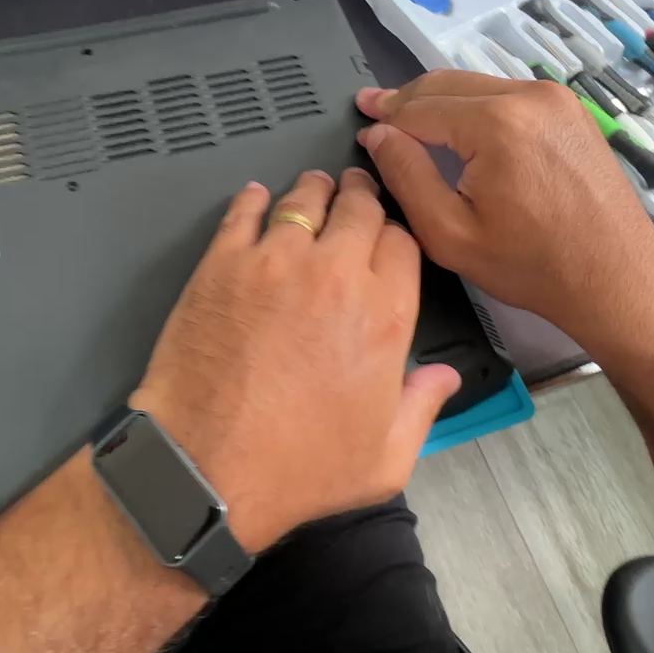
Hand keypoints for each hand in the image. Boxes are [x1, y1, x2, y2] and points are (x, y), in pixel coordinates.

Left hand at [128, 169, 460, 553]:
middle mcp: (335, 274)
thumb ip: (422, 408)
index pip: (402, 243)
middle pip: (358, 209)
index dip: (396, 234)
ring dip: (314, 189)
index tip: (386, 234)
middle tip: (355, 188)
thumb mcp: (385, 459)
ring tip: (315, 185)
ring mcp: (275, 261)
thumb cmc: (299, 467)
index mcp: (384, 315)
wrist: (208, 464)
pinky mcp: (223, 262)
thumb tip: (445, 377)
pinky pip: (243, 212)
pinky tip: (256, 195)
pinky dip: (253, 198)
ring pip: (303, 202)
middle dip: (361, 196)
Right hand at [353, 72, 653, 347]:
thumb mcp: (449, 232)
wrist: (617, 280)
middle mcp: (528, 96)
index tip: (360, 122)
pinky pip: (503, 94)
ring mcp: (555, 99)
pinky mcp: (569, 110)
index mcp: (497, 124)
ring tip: (404, 115)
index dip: (384, 117)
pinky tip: (453, 122)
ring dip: (436, 99)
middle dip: (404, 99)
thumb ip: (406, 176)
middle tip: (371, 106)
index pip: (419, 108)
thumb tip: (378, 135)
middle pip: (445, 84)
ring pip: (474, 85)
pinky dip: (470, 104)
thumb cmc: (530, 266)